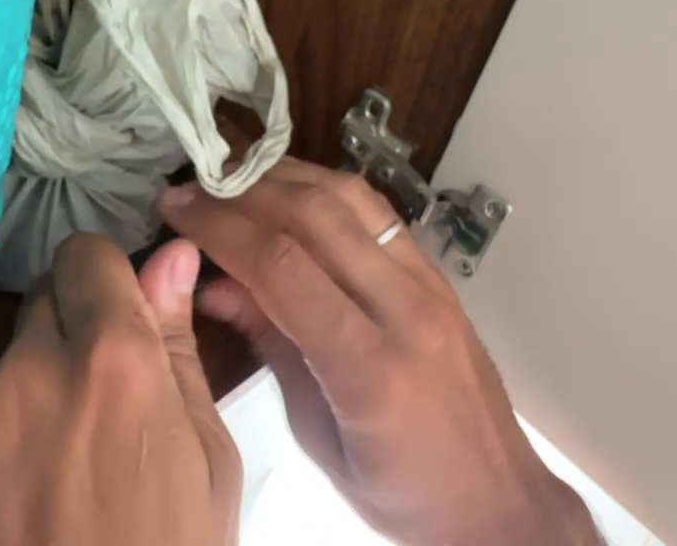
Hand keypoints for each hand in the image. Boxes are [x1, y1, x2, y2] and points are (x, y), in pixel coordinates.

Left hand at [0, 233, 241, 545]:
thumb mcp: (206, 456)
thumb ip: (178, 343)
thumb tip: (174, 257)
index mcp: (114, 360)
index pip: (87, 253)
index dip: (108, 278)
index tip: (122, 312)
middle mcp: (33, 370)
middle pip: (46, 294)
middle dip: (75, 322)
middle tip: (101, 387)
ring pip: (11, 351)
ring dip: (37, 375)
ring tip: (62, 450)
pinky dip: (0, 423)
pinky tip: (24, 481)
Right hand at [159, 159, 597, 545]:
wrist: (500, 501)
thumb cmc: (402, 490)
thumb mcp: (318, 438)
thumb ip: (271, 348)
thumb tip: (214, 284)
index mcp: (370, 367)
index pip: (282, 266)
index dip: (219, 226)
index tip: (176, 208)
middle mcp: (404, 308)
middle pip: (312, 215)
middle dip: (240, 191)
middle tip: (192, 188)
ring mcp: (427, 281)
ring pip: (346, 196)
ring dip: (281, 175)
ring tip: (230, 177)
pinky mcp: (436, 271)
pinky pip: (373, 207)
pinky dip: (320, 185)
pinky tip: (287, 188)